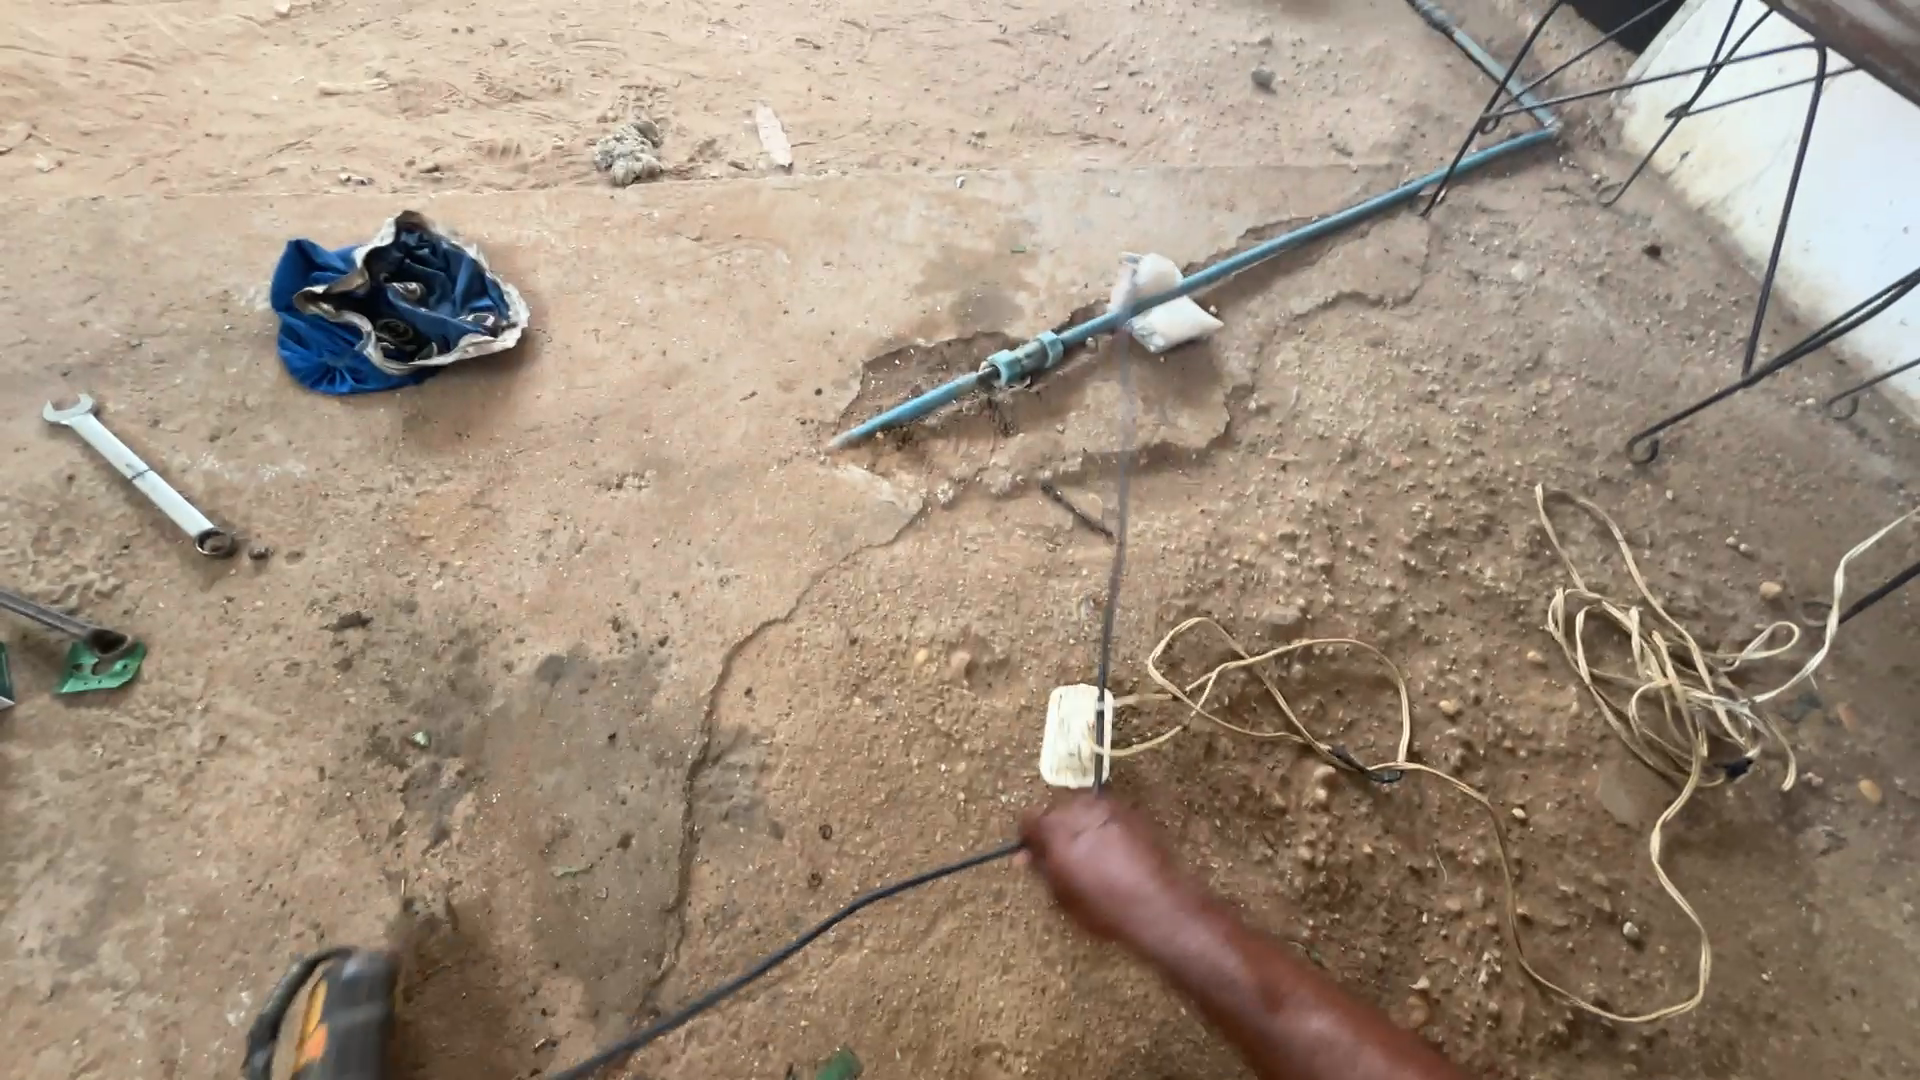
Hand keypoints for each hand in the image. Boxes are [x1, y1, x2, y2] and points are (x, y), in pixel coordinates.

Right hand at [1019, 795, 1204, 952]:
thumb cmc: (1105, 909)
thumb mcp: (1063, 896)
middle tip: (1064, 855)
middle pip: (1055, 810)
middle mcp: (1080, 809)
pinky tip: (1111, 847)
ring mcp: (1107, 806)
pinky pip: (1105, 811)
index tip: (1034, 853)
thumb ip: (1040, 868)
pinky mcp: (1130, 810)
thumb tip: (1023, 855)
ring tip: (1090, 851)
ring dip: (1079, 823)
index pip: (1028, 819)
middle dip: (1055, 829)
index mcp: (1057, 830)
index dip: (1029, 837)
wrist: (1160, 907)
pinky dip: (1101, 824)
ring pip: (1080, 806)